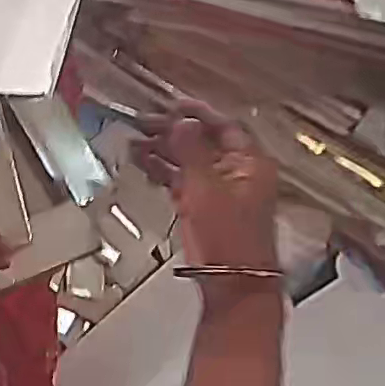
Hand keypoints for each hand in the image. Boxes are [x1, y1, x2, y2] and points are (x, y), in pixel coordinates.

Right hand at [130, 101, 278, 270]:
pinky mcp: (203, 208)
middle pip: (203, 142)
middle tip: (144, 123)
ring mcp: (219, 191)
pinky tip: (142, 163)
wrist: (230, 282)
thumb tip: (181, 122)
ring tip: (135, 142)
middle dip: (173, 131)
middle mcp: (236, 173)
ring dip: (163, 150)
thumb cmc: (228, 237)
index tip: (171, 104)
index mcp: (249, 163)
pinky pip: (181, 181)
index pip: (223, 126)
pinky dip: (163, 171)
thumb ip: (191, 150)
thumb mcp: (206, 187)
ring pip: (188, 161)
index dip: (197, 113)